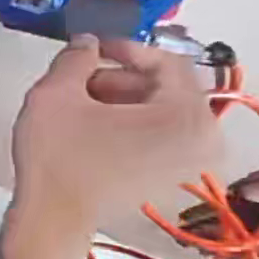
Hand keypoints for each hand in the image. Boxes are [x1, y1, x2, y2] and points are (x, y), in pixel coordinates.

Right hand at [12, 35, 221, 228]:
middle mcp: (205, 137)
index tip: (90, 49)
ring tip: (78, 107)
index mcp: (187, 114)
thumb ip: (75, 59)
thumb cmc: (58, 153)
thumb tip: (87, 44)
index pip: (167, 62)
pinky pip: (158, 136)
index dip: (126, 49)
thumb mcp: (54, 94)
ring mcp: (192, 161)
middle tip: (76, 82)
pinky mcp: (172, 176)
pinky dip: (128, 125)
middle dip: (119, 79)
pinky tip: (90, 130)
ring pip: (160, 113)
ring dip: (121, 102)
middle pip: (166, 89)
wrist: (53, 213)